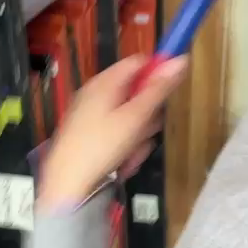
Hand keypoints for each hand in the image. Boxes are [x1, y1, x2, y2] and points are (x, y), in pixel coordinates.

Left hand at [36, 55, 187, 211]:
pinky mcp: (91, 137)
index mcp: (104, 83)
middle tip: (148, 129)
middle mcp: (97, 95)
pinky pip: (119, 134)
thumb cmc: (101, 146)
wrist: (67, 188)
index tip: (169, 91)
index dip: (157, 73)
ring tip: (132, 153)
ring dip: (139, 135)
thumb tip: (180, 60)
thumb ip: (158, 89)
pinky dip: (126, 147)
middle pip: (136, 93)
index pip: (138, 63)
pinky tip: (122, 162)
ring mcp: (92, 117)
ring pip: (130, 118)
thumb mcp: (135, 117)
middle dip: (148, 114)